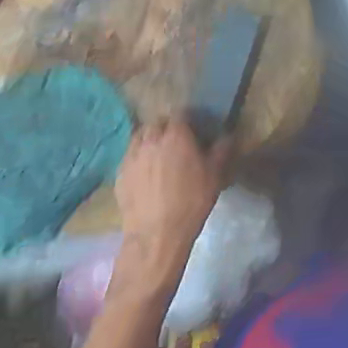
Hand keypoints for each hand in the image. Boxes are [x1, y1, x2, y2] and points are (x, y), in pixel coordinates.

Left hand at [114, 120, 227, 280]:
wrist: (156, 234)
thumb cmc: (191, 202)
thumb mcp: (214, 176)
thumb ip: (221, 151)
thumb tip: (227, 136)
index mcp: (176, 133)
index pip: (181, 114)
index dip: (188, 121)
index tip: (194, 132)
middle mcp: (151, 137)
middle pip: (158, 123)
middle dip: (167, 129)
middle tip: (176, 145)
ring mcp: (132, 153)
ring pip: (141, 136)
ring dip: (149, 140)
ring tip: (157, 155)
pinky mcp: (120, 170)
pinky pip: (130, 156)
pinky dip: (138, 159)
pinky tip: (144, 174)